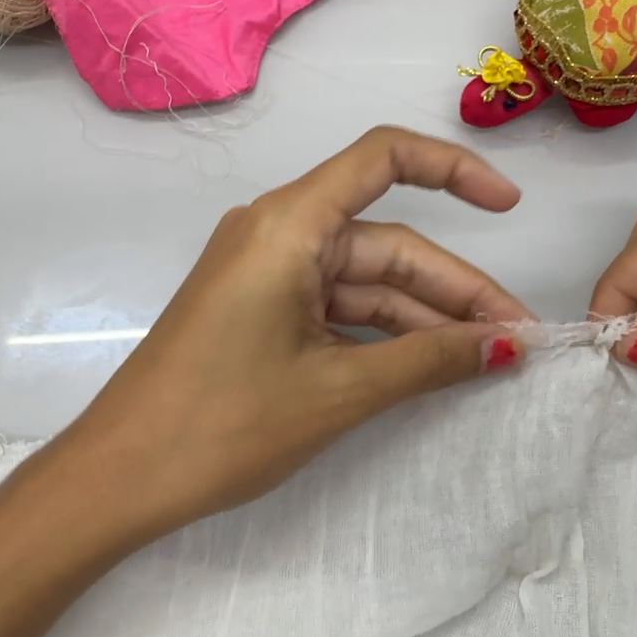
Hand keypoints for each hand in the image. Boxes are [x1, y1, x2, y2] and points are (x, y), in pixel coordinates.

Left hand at [58, 127, 532, 540]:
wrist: (119, 477)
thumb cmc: (224, 423)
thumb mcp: (338, 390)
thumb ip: (429, 360)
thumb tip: (509, 345)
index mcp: (288, 224)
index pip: (383, 160)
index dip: (454, 170)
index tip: (509, 207)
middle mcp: (276, 233)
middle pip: (385, 241)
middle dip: (454, 289)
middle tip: (518, 339)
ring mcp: (265, 274)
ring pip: (364, 281)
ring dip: (422, 318)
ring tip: (488, 360)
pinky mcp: (258, 311)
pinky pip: (334, 307)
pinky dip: (380, 333)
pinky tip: (429, 366)